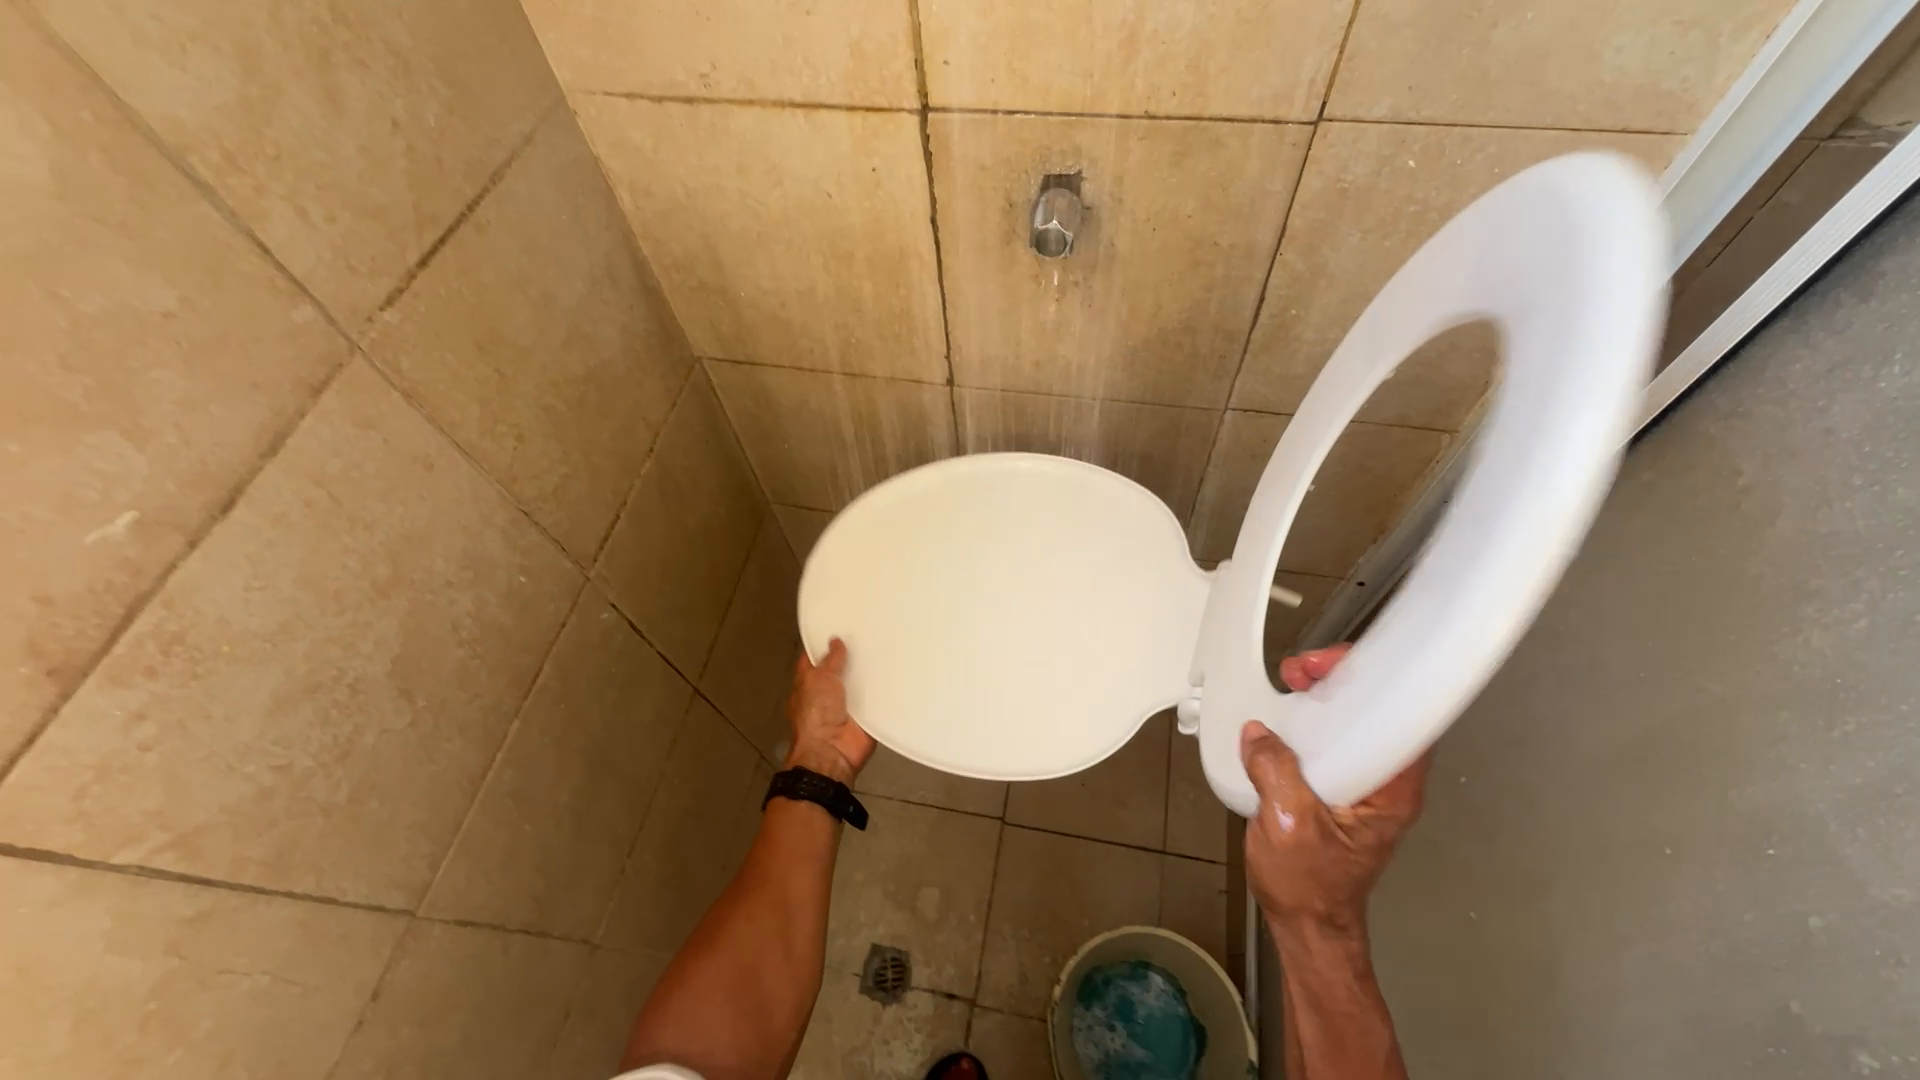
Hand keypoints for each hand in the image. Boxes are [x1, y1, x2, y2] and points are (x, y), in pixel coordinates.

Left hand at [783, 638, 874, 784]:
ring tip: (884, 652)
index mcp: (810, 682)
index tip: (838, 628)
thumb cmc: (815, 719)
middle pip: (842, 668)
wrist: (832, 751)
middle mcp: (828, 692)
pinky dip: (883, 691)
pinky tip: (893, 677)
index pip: (816, 657)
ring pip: (860, 682)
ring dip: (869, 674)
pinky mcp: (866, 715)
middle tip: (867, 638)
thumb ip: (830, 660)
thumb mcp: (819, 679)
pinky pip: (876, 699)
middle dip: (852, 657)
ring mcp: (847, 704)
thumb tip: (835, 643)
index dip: (824, 643)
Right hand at [1242, 644, 1430, 934]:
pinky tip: (1282, 716)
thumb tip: (1258, 733)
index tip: (1332, 667)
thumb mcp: (1287, 825)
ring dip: (1321, 700)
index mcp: (1390, 791)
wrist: (1305, 924)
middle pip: (1374, 714)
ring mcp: (1361, 786)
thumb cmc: (1307, 884)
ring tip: (1289, 684)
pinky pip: (1327, 744)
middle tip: (1301, 672)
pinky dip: (1307, 723)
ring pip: (1349, 726)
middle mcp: (1383, 783)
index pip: (1401, 720)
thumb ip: (1274, 772)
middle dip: (1340, 682)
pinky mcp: (1337, 789)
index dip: (1371, 683)